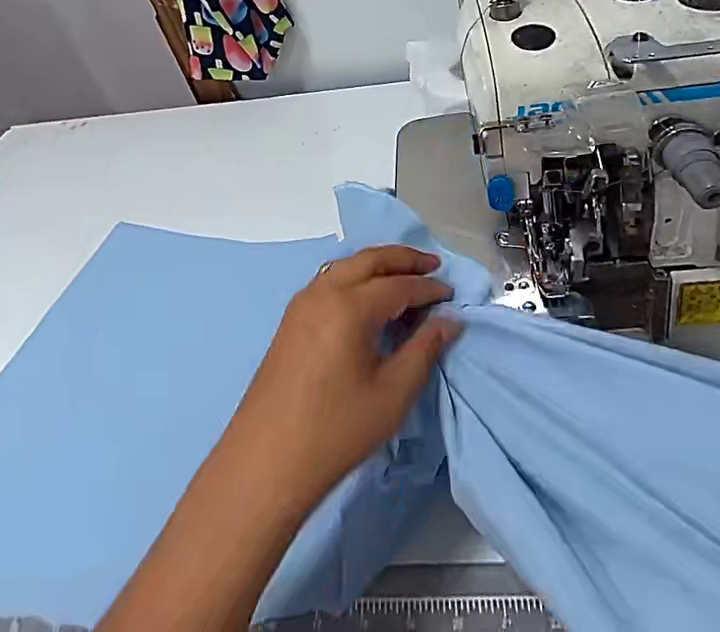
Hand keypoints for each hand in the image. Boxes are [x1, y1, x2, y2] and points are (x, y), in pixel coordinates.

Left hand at [97, 247, 457, 631]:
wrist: (267, 461)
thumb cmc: (337, 430)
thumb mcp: (393, 393)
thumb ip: (424, 349)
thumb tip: (448, 320)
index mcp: (349, 306)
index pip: (399, 285)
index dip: (429, 288)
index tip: (451, 295)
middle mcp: (323, 293)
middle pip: (369, 260)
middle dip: (403, 258)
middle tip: (433, 265)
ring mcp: (301, 304)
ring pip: (345, 267)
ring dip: (377, 265)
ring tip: (404, 277)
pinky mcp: (290, 320)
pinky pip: (329, 282)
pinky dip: (355, 278)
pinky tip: (367, 299)